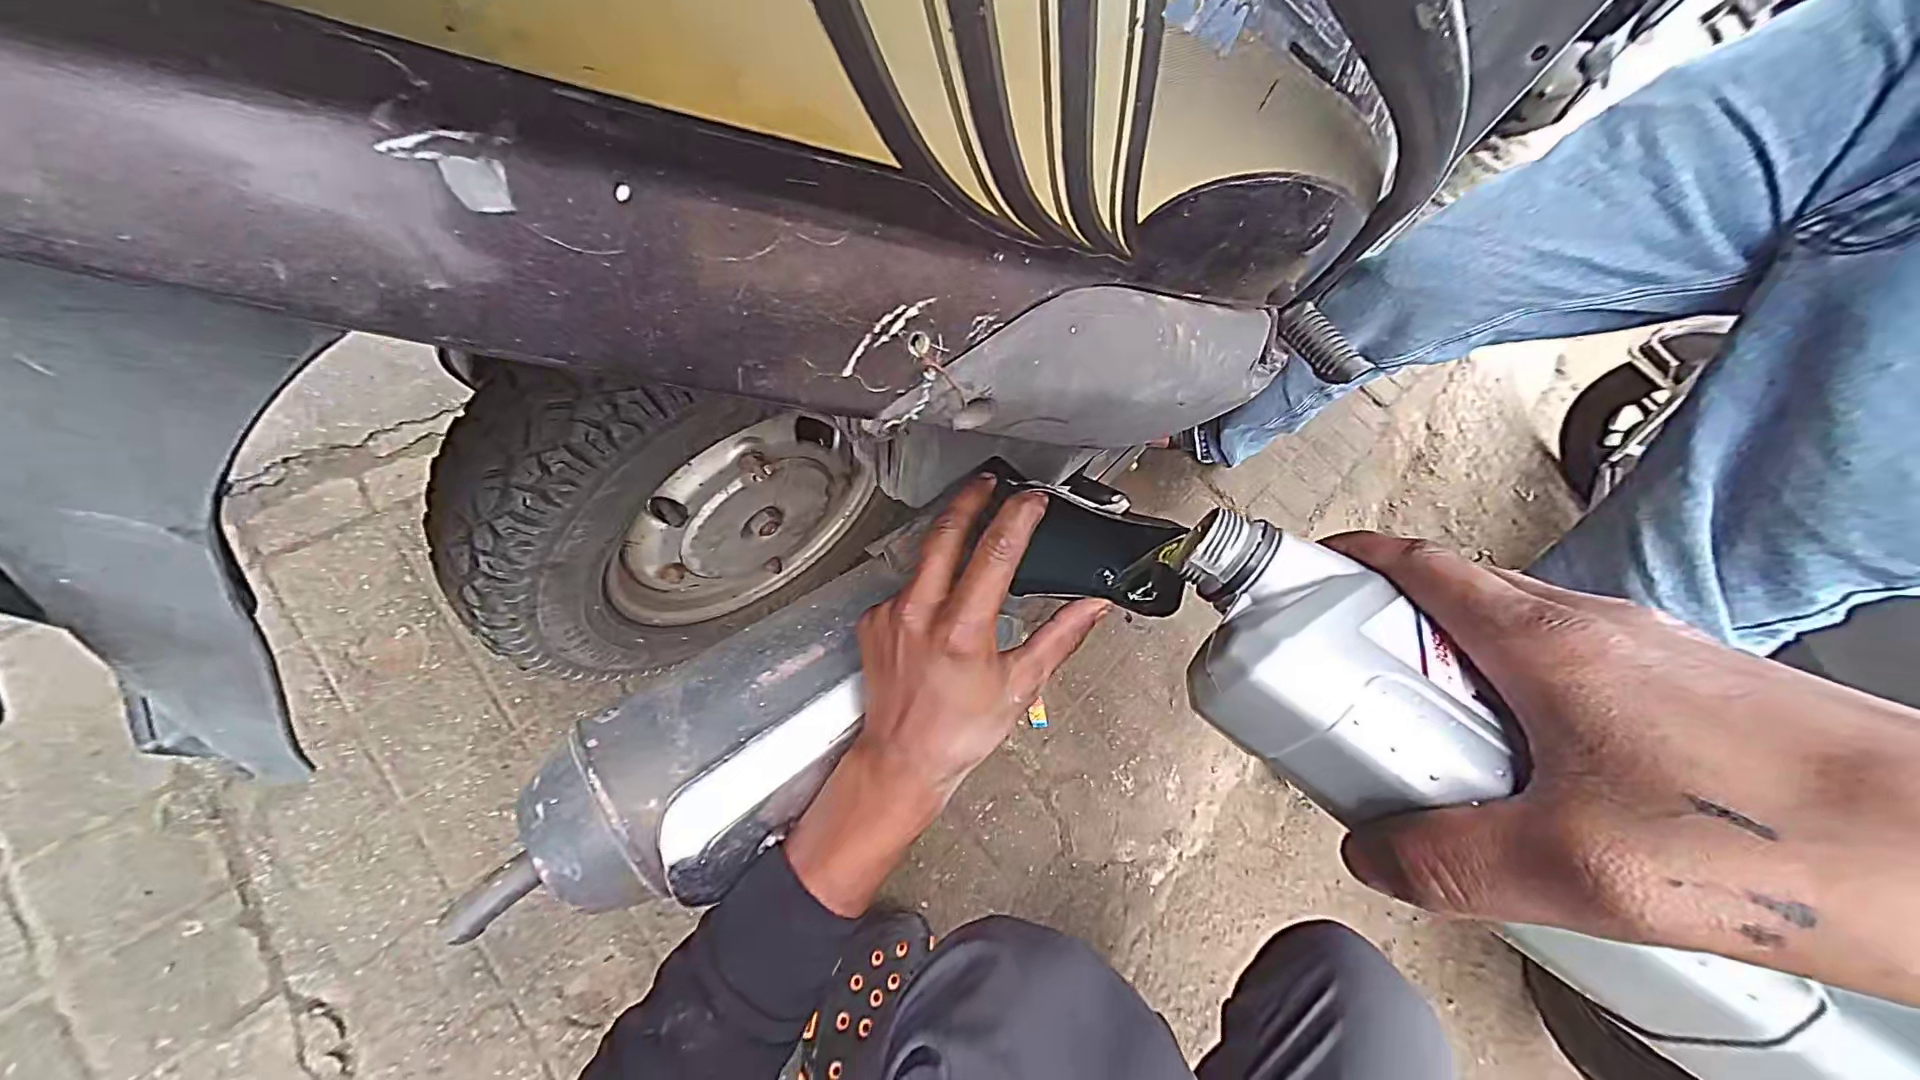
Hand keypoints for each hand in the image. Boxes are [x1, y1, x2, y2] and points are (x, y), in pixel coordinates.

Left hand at [785, 477, 1109, 914]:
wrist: (902, 758)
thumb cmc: (957, 732)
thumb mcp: (1020, 686)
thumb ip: (1059, 637)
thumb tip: (1091, 607)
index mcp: (961, 631)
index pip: (994, 553)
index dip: (1016, 517)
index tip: (1031, 500)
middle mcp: (920, 615)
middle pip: (945, 534)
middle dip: (970, 499)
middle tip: (988, 482)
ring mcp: (891, 615)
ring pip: (922, 556)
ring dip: (948, 533)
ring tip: (970, 520)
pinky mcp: (874, 621)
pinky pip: (905, 585)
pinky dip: (928, 580)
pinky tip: (940, 595)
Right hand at [1323, 531, 1919, 1004]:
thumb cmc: (1804, 844)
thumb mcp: (1581, 868)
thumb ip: (1453, 862)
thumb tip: (1376, 855)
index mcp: (1546, 640)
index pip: (1421, 565)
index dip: (1357, 559)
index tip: (1315, 571)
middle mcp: (1588, 626)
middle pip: (1450, 594)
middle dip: (1384, 624)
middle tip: (1352, 681)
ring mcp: (1638, 651)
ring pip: (1501, 631)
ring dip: (1446, 666)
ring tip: (1433, 737)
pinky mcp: (1674, 685)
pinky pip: (1553, 665)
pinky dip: (1506, 693)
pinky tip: (1526, 765)